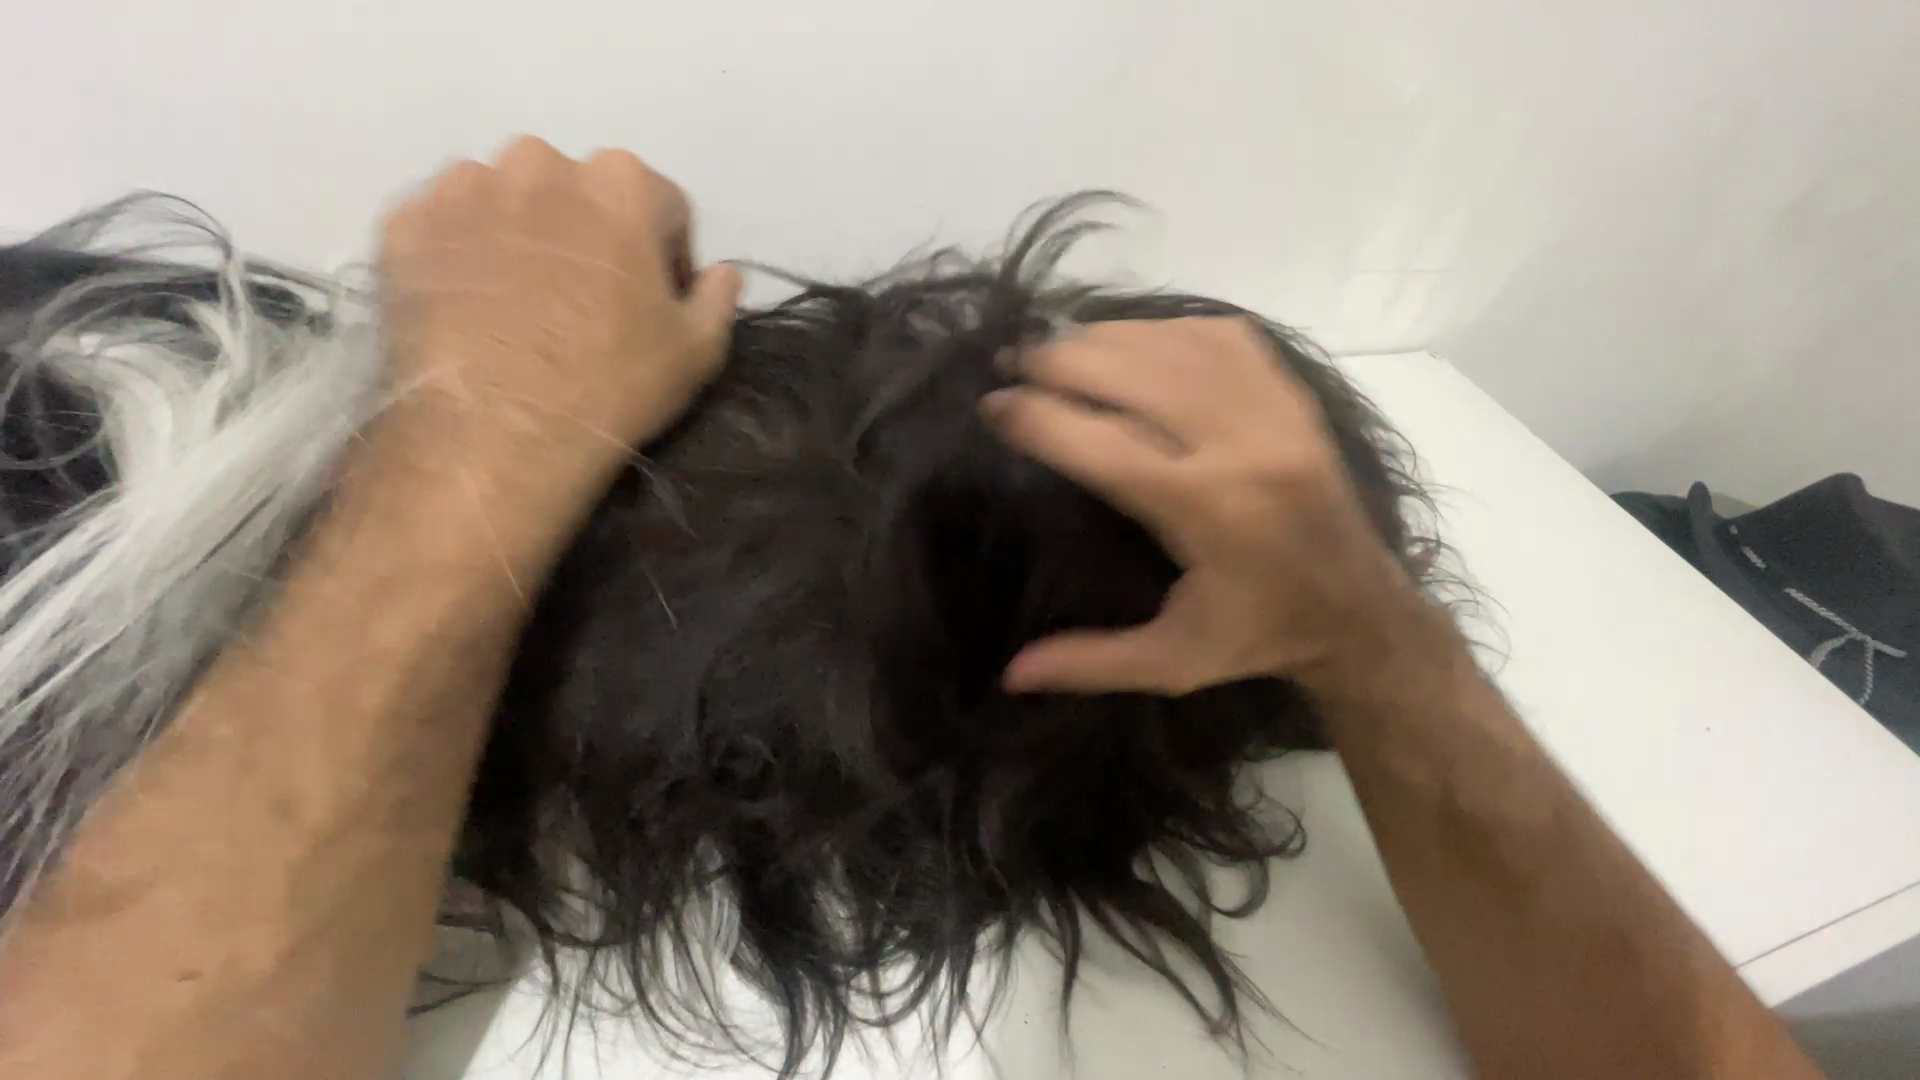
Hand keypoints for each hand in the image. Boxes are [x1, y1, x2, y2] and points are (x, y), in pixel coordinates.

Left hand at [379, 136, 740, 484]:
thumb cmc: (614, 383)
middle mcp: (539, 162)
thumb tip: (724, 273)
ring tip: (528, 305)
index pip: (664, 206)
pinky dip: (468, 254)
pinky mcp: (404, 224)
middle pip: (583, 195)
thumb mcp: (698, 351)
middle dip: (594, 237)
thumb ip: (719, 298)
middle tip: (592, 302)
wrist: (500, 430)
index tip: (659, 301)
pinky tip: (479, 307)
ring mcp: (462, 188)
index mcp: (621, 183)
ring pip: (512, 202)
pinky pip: (450, 226)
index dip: (669, 257)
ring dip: (529, 238)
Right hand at [982, 317, 1424, 695]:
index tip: (992, 404)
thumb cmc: (1257, 637)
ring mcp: (1275, 412)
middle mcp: (1242, 445)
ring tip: (1059, 344)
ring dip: (1107, 337)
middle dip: (1062, 360)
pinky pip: (1222, 337)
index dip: (1039, 418)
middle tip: (1013, 360)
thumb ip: (1091, 663)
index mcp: (1206, 510)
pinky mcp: (1294, 397)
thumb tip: (1008, 675)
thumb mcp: (1172, 664)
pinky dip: (1167, 329)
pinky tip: (1133, 339)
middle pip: (1134, 373)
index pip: (1102, 444)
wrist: (1361, 612)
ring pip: (1175, 344)